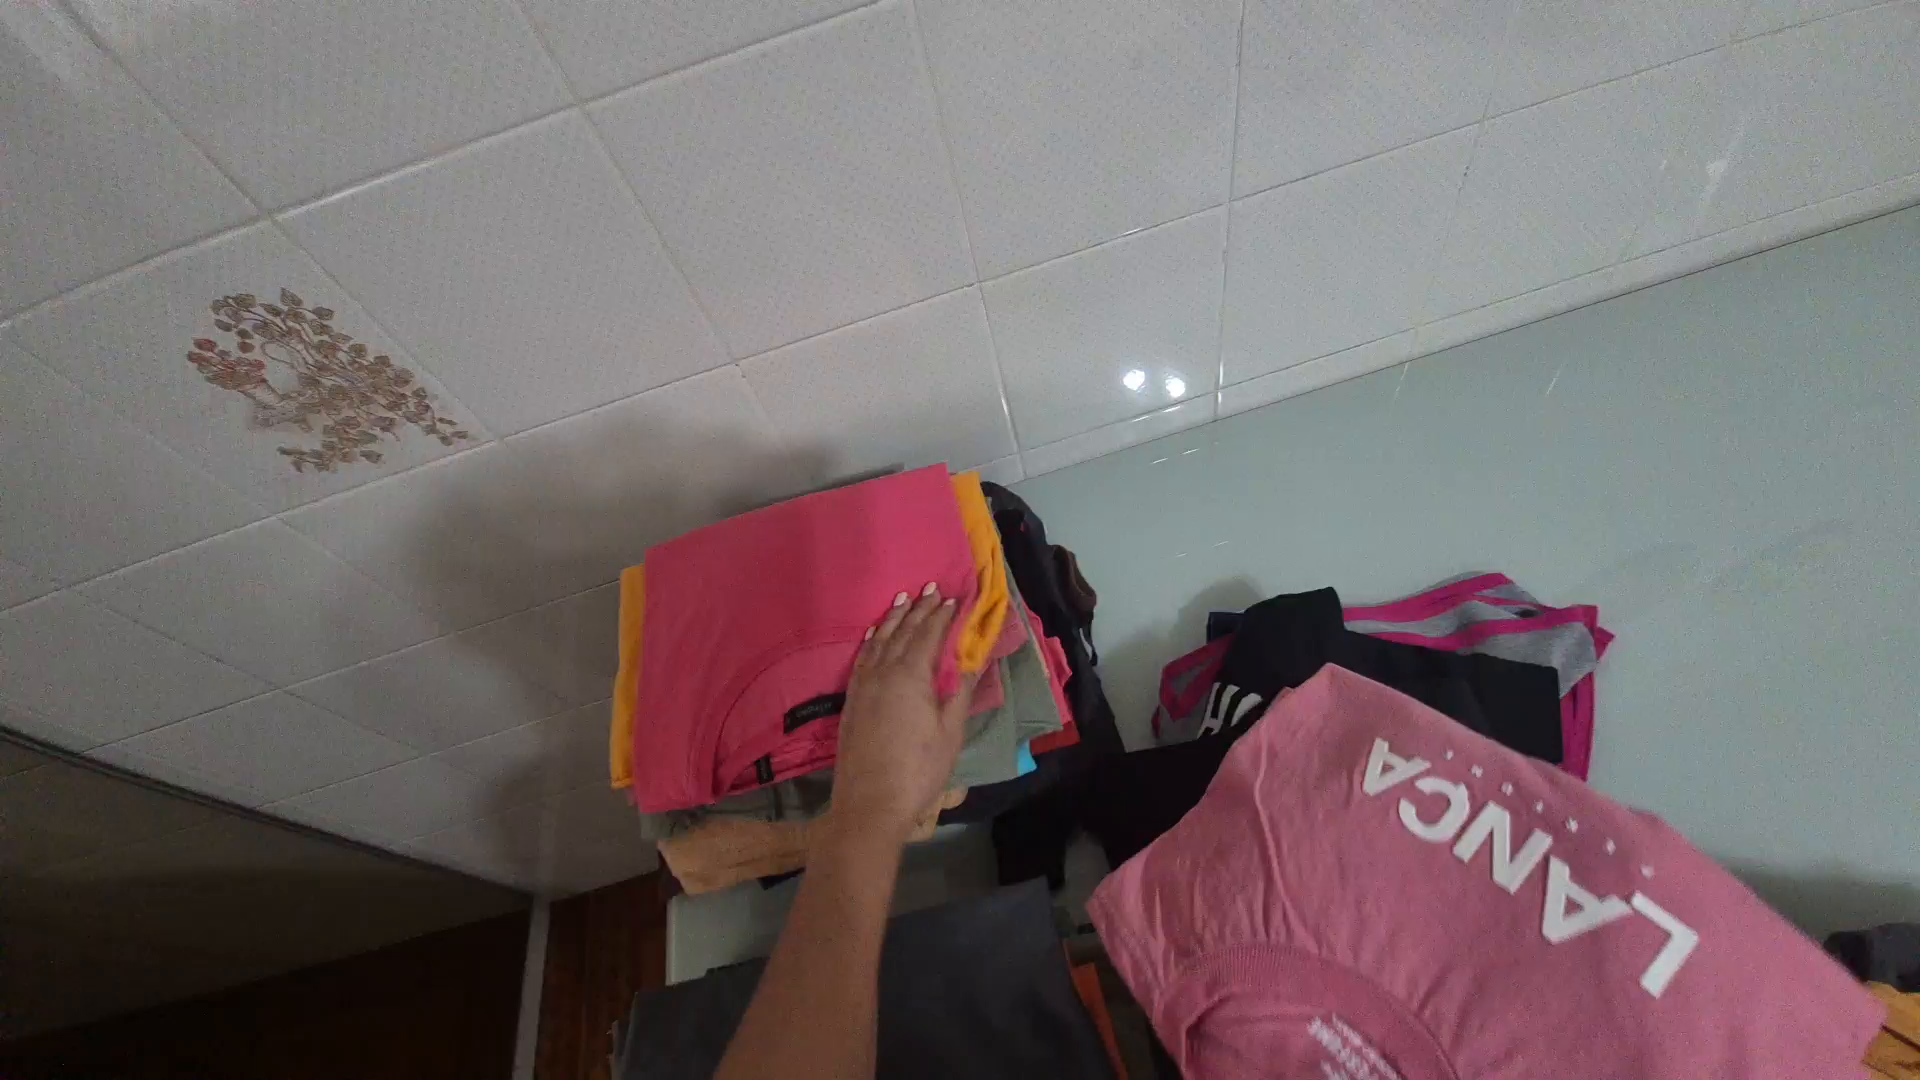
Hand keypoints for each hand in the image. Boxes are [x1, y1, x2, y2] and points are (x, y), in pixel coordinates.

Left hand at [824, 582, 974, 849]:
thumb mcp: (950, 731)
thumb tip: (972, 658)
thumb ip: (960, 691)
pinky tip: (874, 634)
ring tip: (903, 599)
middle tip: (930, 587)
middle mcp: (884, 671)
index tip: (952, 597)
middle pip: (904, 631)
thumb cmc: (919, 769)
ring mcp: (864, 684)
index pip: (929, 634)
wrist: (870, 803)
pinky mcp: (852, 698)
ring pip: (879, 640)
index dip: (942, 615)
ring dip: (893, 618)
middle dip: (919, 608)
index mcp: (912, 675)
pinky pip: (863, 656)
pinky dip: (871, 639)